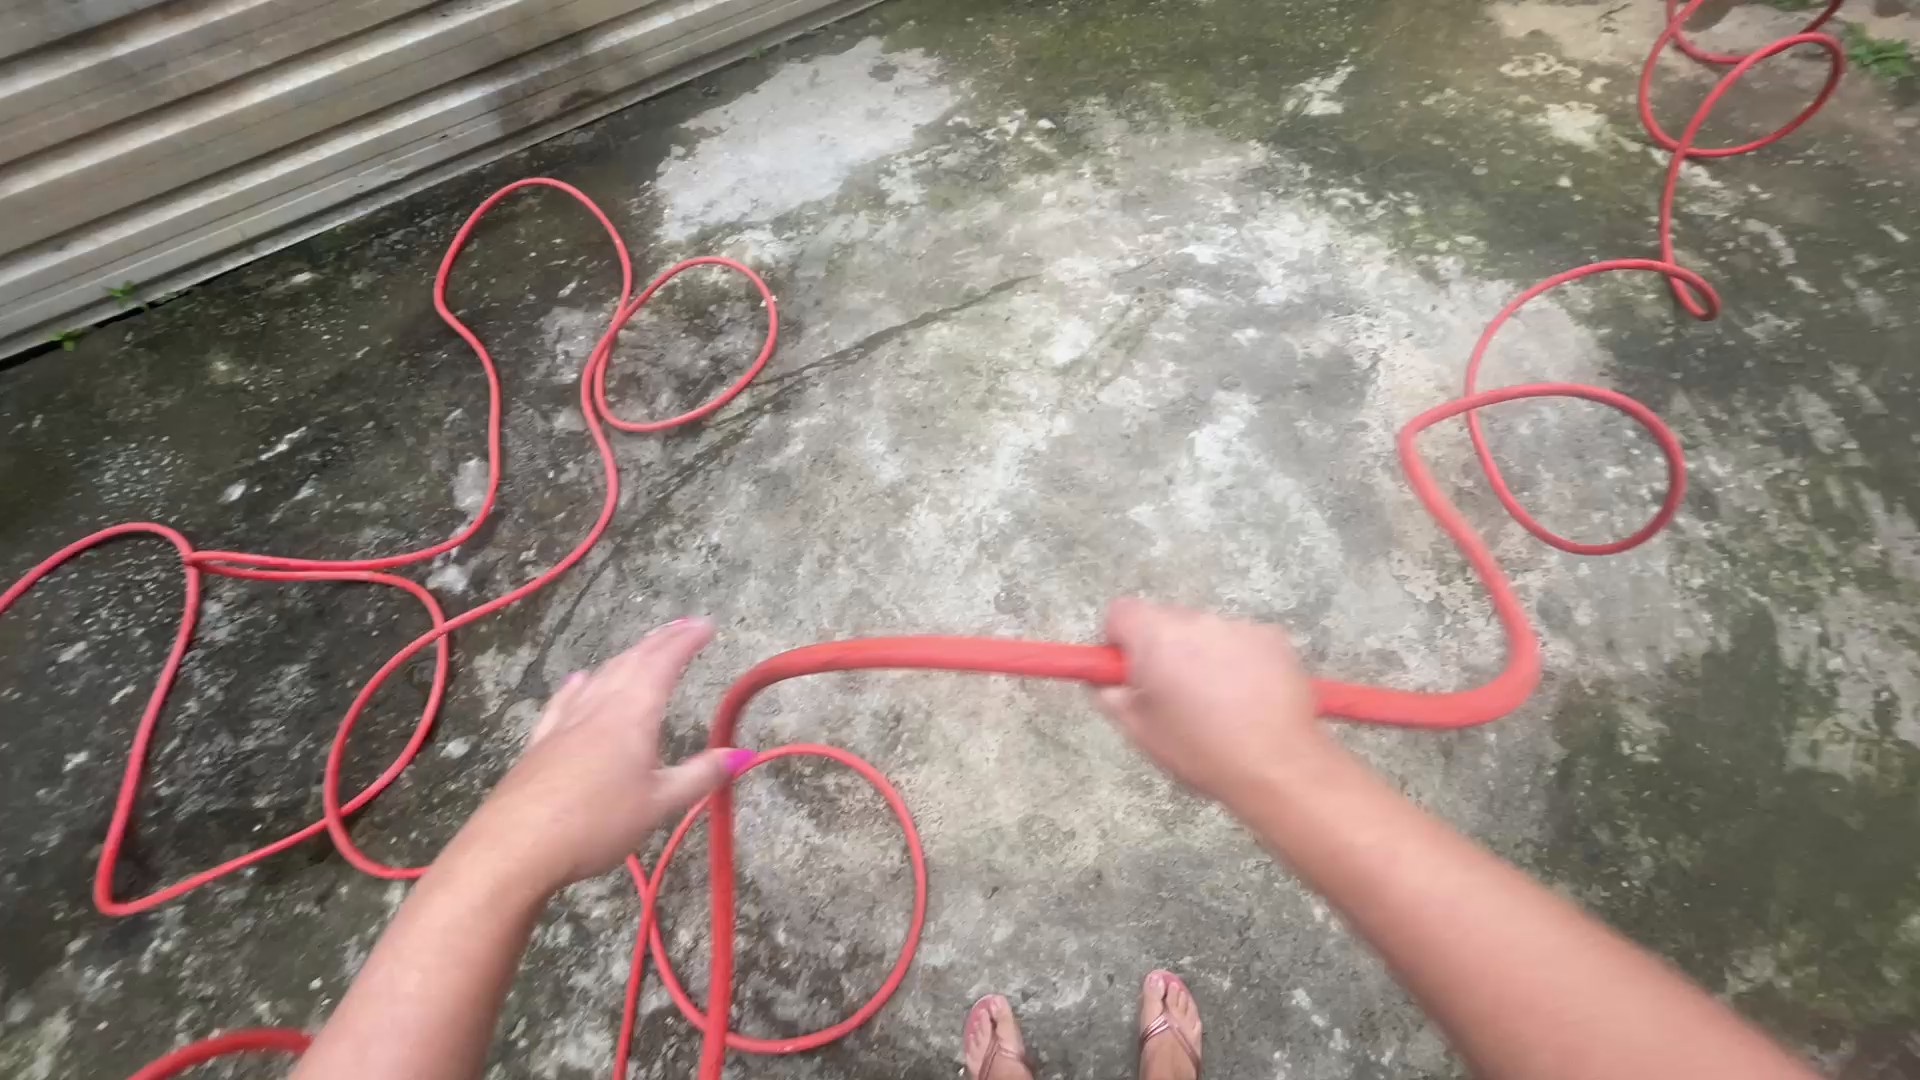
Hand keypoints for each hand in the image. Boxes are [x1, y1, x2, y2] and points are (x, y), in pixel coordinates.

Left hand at [457, 617, 745, 891]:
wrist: (512, 851)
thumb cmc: (595, 824)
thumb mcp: (660, 804)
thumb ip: (701, 776)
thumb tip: (742, 753)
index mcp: (632, 714)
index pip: (664, 664)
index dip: (686, 640)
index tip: (707, 624)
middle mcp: (599, 708)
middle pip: (632, 662)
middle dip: (660, 641)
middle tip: (683, 626)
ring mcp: (565, 724)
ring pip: (601, 676)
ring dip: (627, 656)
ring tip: (644, 647)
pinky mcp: (541, 744)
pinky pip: (565, 701)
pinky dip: (580, 685)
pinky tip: (579, 680)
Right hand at [1093, 597, 1334, 812]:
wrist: (1278, 766)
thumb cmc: (1200, 750)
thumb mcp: (1138, 730)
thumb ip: (1110, 694)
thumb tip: (1105, 680)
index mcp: (1156, 637)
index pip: (1119, 610)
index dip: (1117, 639)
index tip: (1128, 669)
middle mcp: (1196, 620)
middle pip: (1163, 619)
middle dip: (1160, 647)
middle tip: (1171, 692)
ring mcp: (1238, 625)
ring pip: (1202, 631)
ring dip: (1199, 652)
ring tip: (1214, 701)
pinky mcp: (1272, 637)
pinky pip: (1239, 639)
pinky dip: (1236, 659)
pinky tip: (1245, 696)